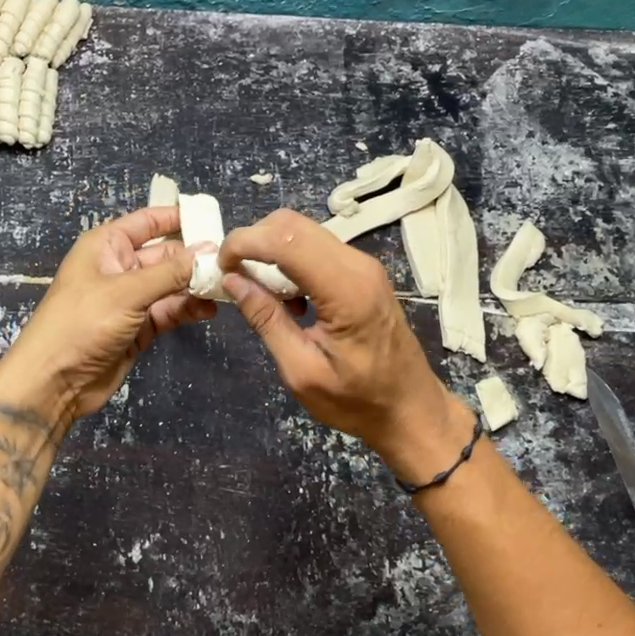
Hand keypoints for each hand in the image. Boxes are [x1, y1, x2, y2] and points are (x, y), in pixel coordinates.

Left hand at [0, 206, 215, 420]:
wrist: (54, 381)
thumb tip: (207, 251)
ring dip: (195, 285)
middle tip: (230, 262)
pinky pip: (169, 310)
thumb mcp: (126, 292)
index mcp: (106, 246)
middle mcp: (119, 267)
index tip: (213, 218)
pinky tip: (211, 310)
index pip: (146, 222)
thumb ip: (169, 272)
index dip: (177, 218)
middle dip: (194, 257)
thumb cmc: (82, 323)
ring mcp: (130, 299)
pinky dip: (188, 309)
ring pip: (170, 284)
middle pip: (164, 254)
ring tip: (227, 287)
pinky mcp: (138, 327)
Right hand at [218, 210, 473, 480]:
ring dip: (270, 249)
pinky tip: (286, 295)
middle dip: (253, 241)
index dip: (245, 242)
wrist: (413, 411)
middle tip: (233, 276)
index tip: (221, 267)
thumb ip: (267, 321)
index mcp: (346, 291)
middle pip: (292, 224)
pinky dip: (288, 258)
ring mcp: (363, 264)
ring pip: (302, 230)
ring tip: (257, 289)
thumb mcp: (301, 371)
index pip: (286, 240)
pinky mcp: (362, 270)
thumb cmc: (358, 401)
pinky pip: (316, 246)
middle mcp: (358, 265)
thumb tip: (232, 281)